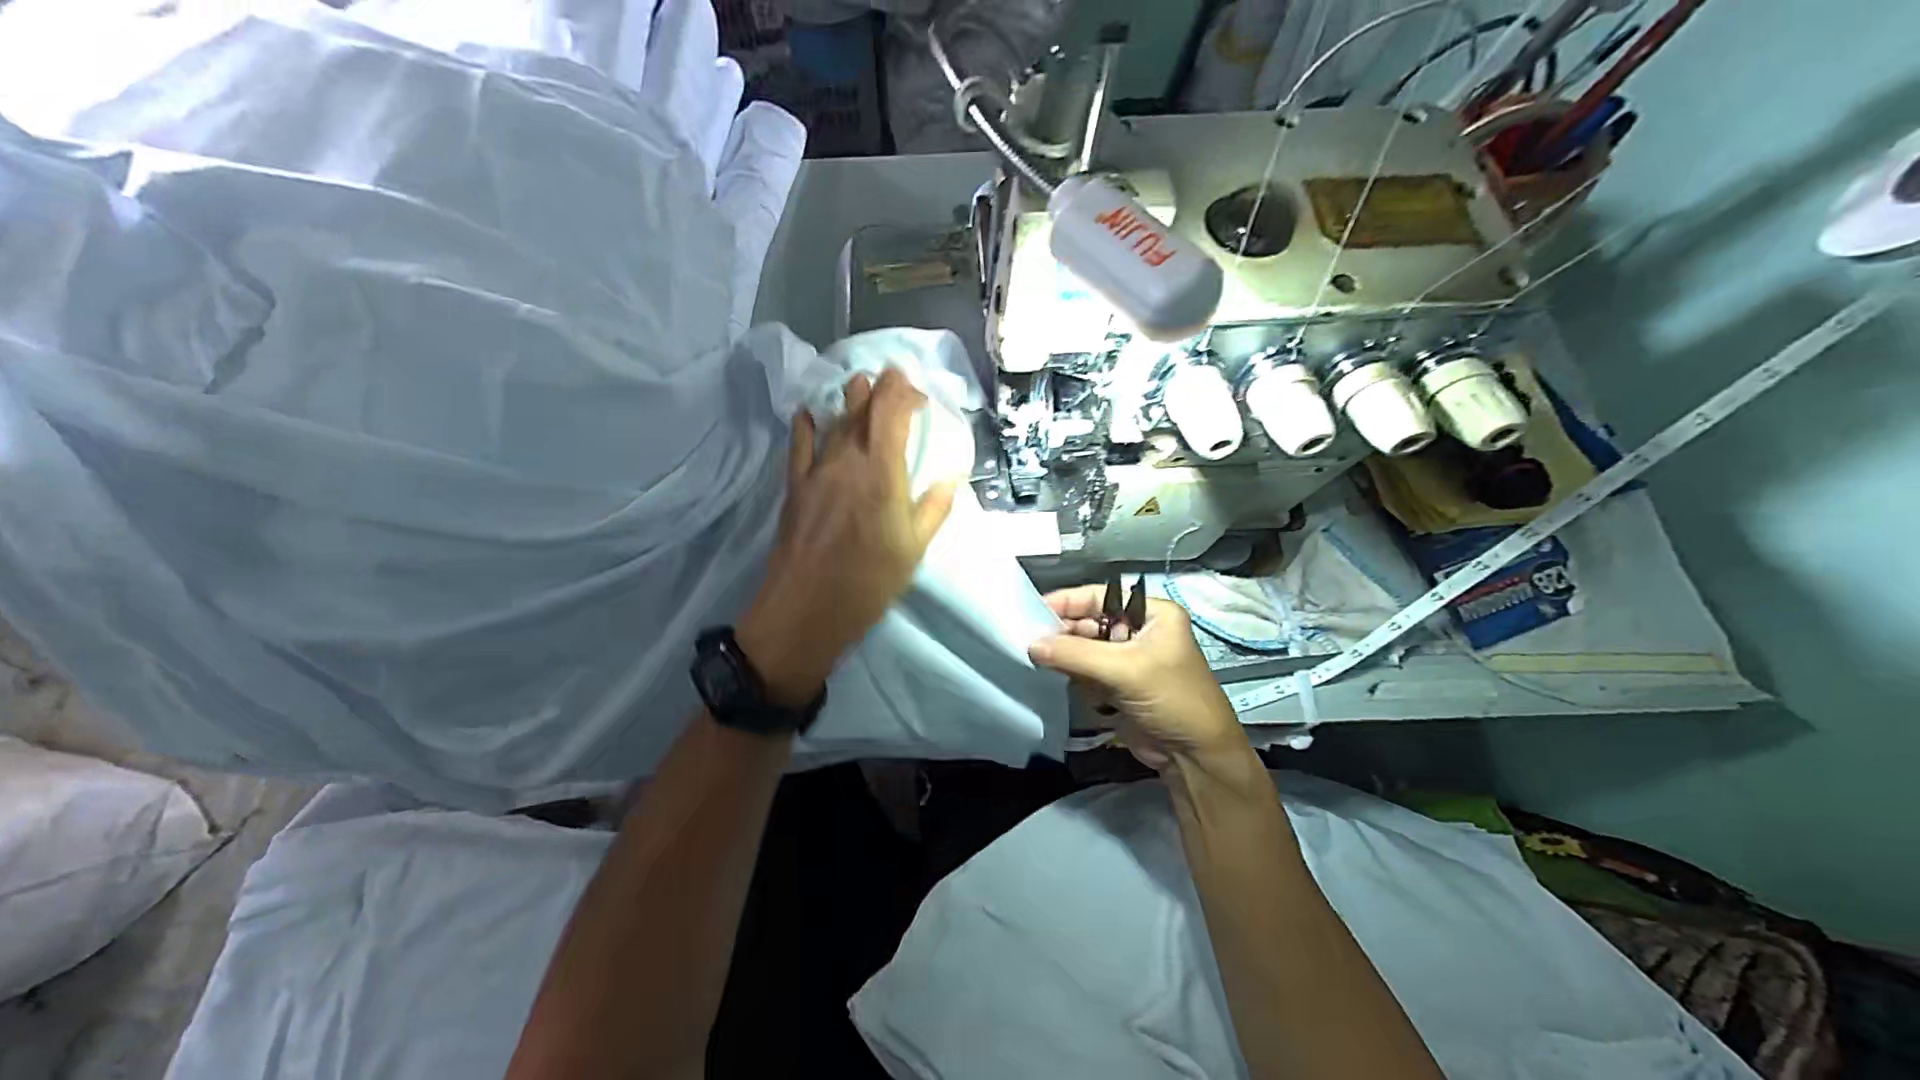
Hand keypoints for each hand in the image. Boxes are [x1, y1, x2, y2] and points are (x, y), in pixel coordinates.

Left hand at [739, 370, 955, 704]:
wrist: (806, 608)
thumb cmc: (869, 582)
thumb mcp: (914, 549)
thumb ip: (933, 509)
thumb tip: (950, 480)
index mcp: (882, 472)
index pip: (890, 411)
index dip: (903, 391)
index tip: (916, 390)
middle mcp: (847, 461)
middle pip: (861, 409)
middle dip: (878, 389)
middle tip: (891, 381)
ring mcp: (816, 471)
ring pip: (834, 423)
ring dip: (849, 404)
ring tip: (860, 389)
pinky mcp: (794, 487)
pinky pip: (799, 446)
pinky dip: (806, 426)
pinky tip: (809, 415)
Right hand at [1028, 587, 1252, 776]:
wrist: (1195, 757)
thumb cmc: (1171, 699)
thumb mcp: (1124, 670)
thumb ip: (1075, 654)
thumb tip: (1031, 644)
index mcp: (1152, 614)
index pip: (1101, 596)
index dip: (1067, 601)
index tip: (1032, 610)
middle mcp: (1139, 631)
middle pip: (1090, 621)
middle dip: (1061, 629)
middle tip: (1027, 637)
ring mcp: (1128, 659)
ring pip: (1084, 647)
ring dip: (1062, 652)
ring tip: (1032, 655)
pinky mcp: (1117, 684)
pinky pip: (1085, 670)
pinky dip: (1069, 671)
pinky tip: (1049, 672)